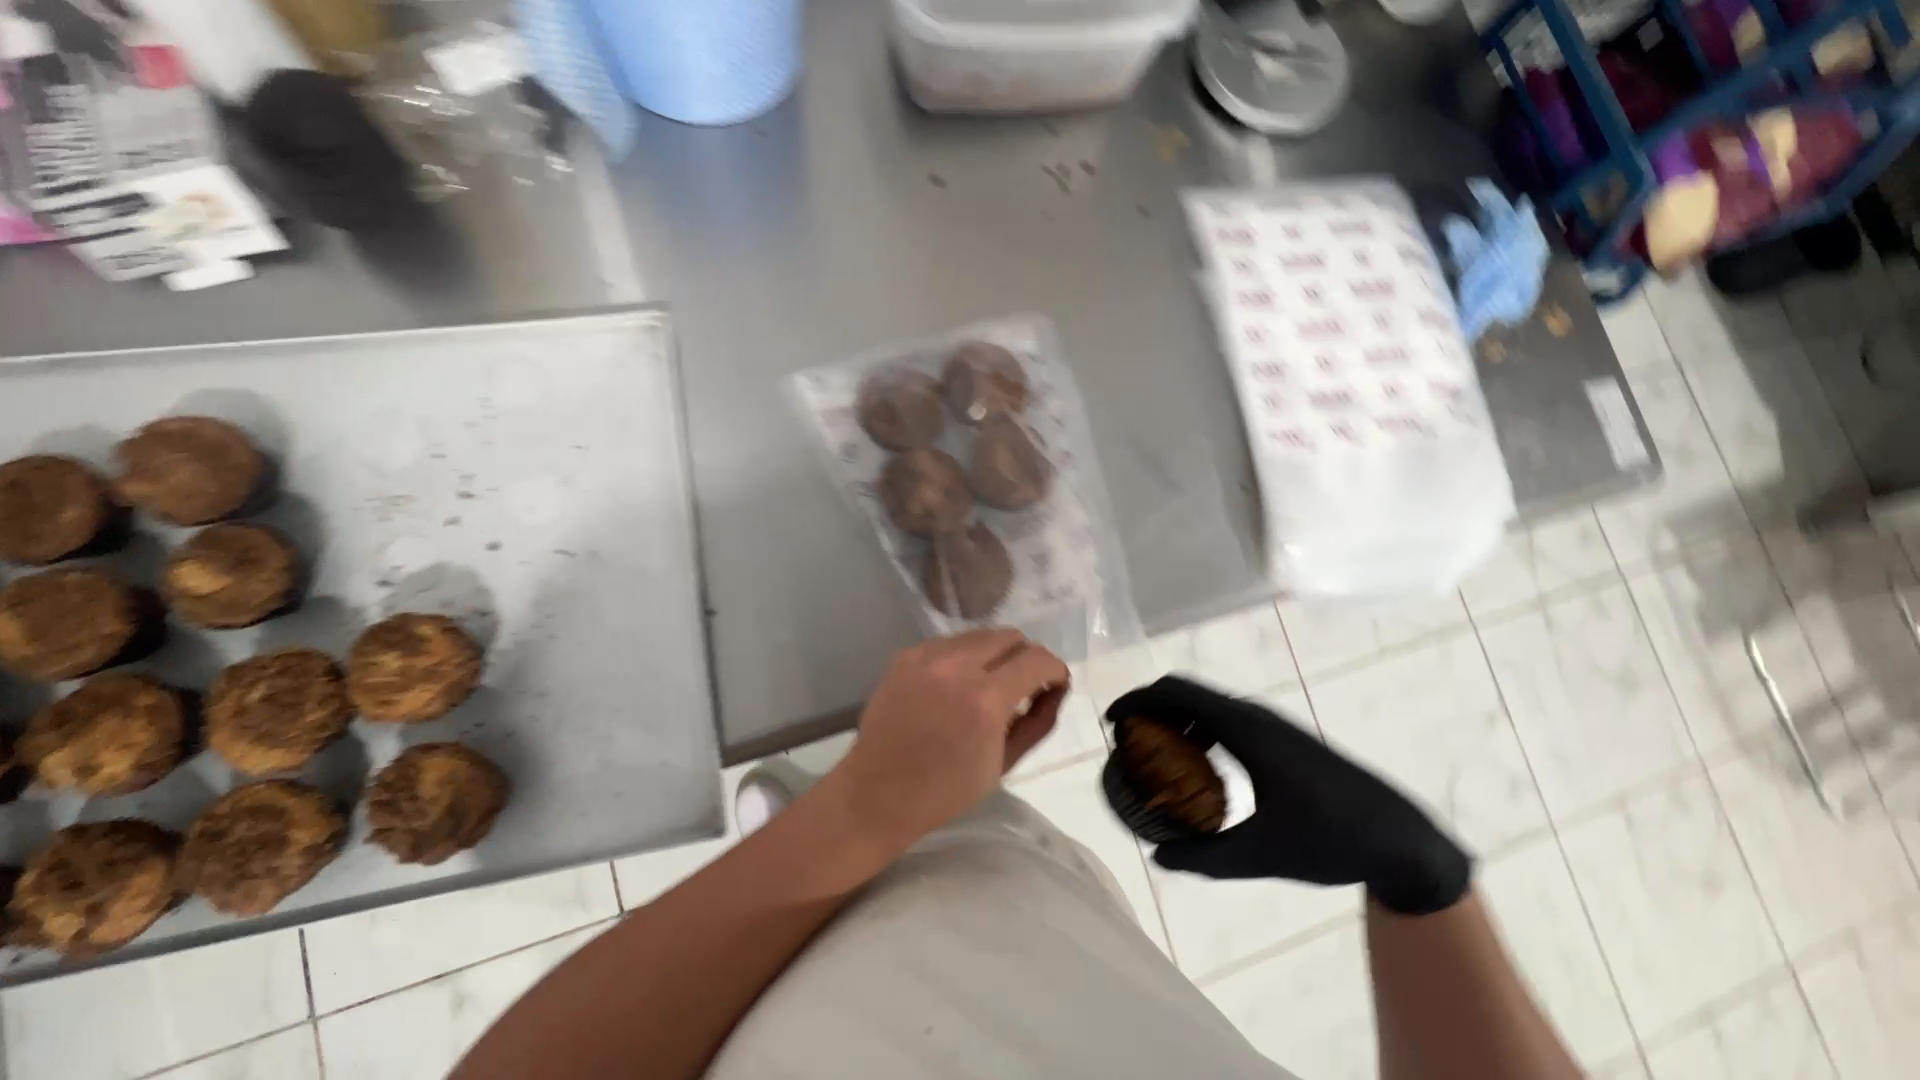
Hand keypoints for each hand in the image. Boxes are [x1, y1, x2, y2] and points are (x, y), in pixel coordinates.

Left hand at [831, 630, 1068, 851]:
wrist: (878, 793)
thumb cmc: (946, 790)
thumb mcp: (1004, 763)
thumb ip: (1038, 722)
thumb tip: (1056, 692)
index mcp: (985, 700)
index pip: (1037, 660)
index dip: (1056, 670)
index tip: (1055, 686)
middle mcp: (956, 667)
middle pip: (1011, 637)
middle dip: (1026, 659)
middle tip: (1023, 687)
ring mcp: (926, 657)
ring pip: (979, 635)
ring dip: (995, 654)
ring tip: (989, 686)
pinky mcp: (906, 656)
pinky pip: (949, 643)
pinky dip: (964, 658)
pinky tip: (956, 686)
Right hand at [1109, 677, 1469, 916]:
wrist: (1400, 839)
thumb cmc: (1330, 842)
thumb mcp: (1260, 856)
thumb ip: (1204, 858)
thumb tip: (1158, 856)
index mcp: (1247, 731)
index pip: (1178, 694)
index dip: (1138, 701)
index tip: (1111, 723)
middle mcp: (1257, 717)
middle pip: (1189, 693)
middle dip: (1150, 710)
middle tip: (1126, 744)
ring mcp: (1273, 725)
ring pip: (1210, 706)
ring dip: (1175, 720)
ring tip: (1154, 757)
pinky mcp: (1284, 739)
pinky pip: (1228, 719)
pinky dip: (1200, 731)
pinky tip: (1199, 770)